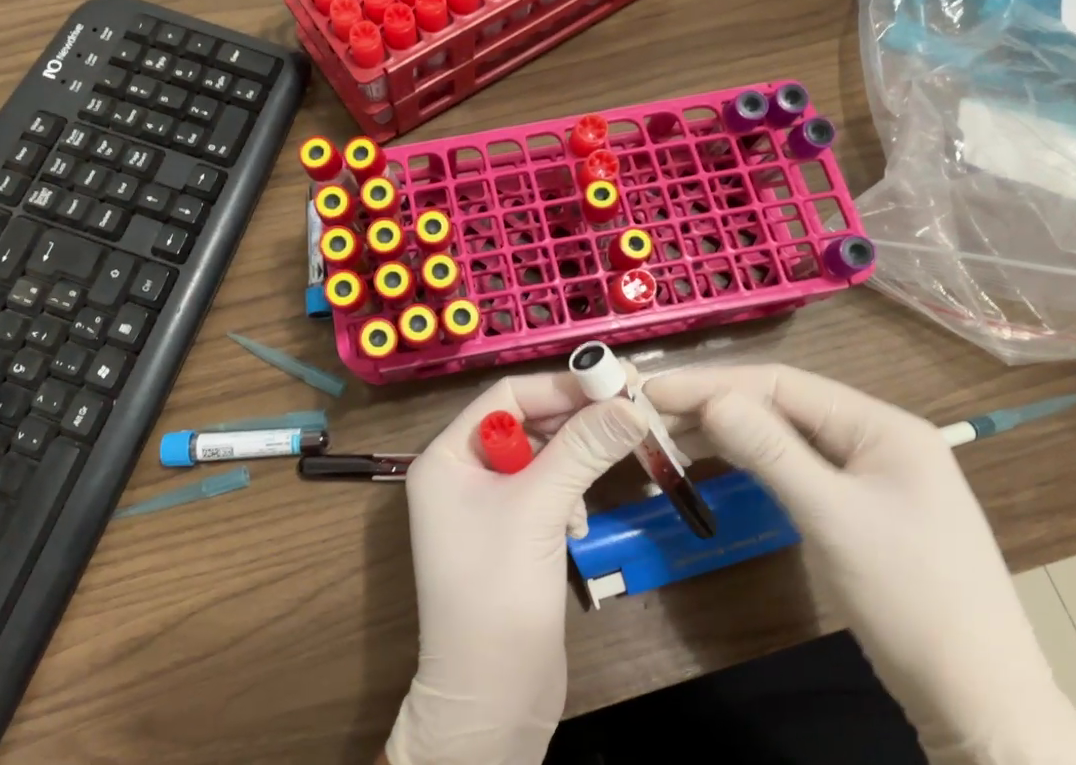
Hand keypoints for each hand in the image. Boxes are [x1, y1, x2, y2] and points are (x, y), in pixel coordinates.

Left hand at [384, 373, 650, 764]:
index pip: (505, 398)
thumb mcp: (539, 507)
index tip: (613, 383)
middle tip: (625, 419)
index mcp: (446, 457)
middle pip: (524, 425)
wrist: (491, 692)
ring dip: (571, 465)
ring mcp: (483, 509)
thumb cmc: (498, 588)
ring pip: (539, 459)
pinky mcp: (509, 538)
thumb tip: (630, 403)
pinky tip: (577, 524)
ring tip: (592, 485)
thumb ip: (583, 448)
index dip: (558, 387)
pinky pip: (543, 495)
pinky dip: (566, 499)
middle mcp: (459, 475)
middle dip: (571, 425)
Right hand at [645, 366, 1075, 764]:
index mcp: (884, 426)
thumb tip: (710, 399)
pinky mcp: (862, 509)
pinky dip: (756, 461)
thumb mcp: (834, 518)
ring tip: (670, 432)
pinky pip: (799, 468)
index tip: (653, 390)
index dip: (714, 382)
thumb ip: (771, 452)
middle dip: (718, 403)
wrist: (978, 696)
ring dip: (732, 431)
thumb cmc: (911, 598)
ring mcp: (872, 475)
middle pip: (785, 406)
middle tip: (650, 411)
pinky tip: (721, 459)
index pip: (784, 384)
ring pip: (789, 437)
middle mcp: (879, 439)